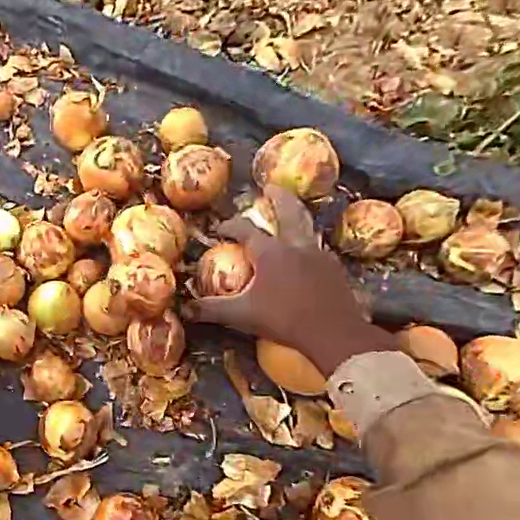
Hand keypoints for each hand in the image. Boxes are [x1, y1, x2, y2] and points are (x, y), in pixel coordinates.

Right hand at [187, 187, 395, 373]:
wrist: (332, 332)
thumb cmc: (284, 320)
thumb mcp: (242, 315)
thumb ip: (213, 310)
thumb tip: (186, 309)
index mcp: (269, 252)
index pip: (245, 230)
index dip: (230, 226)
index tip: (220, 228)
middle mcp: (294, 246)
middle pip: (287, 211)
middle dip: (277, 197)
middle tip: (271, 187)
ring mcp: (318, 254)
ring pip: (307, 225)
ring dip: (298, 214)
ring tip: (293, 209)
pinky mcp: (334, 268)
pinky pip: (320, 248)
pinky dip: (311, 243)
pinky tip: (310, 251)